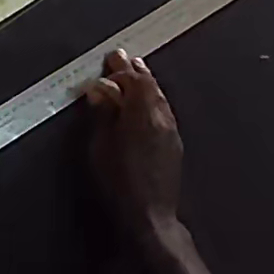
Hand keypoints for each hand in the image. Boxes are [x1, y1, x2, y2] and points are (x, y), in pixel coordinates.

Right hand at [83, 49, 182, 236]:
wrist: (149, 215)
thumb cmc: (117, 180)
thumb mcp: (100, 146)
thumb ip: (103, 114)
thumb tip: (100, 88)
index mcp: (143, 116)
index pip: (136, 82)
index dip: (122, 70)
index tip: (110, 58)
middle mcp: (162, 119)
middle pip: (151, 87)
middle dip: (136, 72)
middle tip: (123, 58)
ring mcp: (171, 132)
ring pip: (160, 99)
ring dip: (146, 83)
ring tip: (136, 72)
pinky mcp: (173, 144)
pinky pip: (163, 110)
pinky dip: (152, 98)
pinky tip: (146, 100)